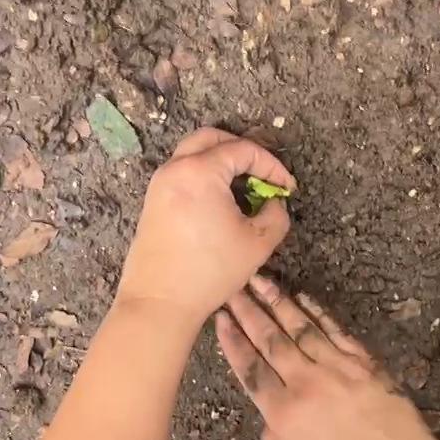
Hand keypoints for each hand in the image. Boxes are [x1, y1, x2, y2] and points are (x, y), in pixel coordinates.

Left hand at [115, 128, 292, 329]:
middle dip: (242, 150)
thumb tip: (274, 203)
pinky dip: (204, 176)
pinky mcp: (153, 202)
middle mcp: (175, 169)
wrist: (159, 301)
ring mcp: (159, 184)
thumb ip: (276, 215)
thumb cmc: (209, 271)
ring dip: (221, 162)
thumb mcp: (258, 243)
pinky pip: (182, 173)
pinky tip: (220, 203)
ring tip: (243, 188)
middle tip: (263, 173)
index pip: (244, 150)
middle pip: (212, 138)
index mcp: (200, 171)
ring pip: (194, 154)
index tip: (286, 188)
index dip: (272, 166)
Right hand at [216, 276, 439, 439]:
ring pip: (301, 327)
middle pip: (271, 340)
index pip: (250, 369)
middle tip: (233, 287)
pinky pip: (335, 330)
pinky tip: (302, 298)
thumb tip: (268, 412)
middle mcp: (307, 384)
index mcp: (284, 415)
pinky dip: (317, 312)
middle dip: (248, 311)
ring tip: (261, 280)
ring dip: (278, 302)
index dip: (232, 342)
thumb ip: (273, 437)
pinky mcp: (364, 362)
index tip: (219, 319)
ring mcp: (338, 368)